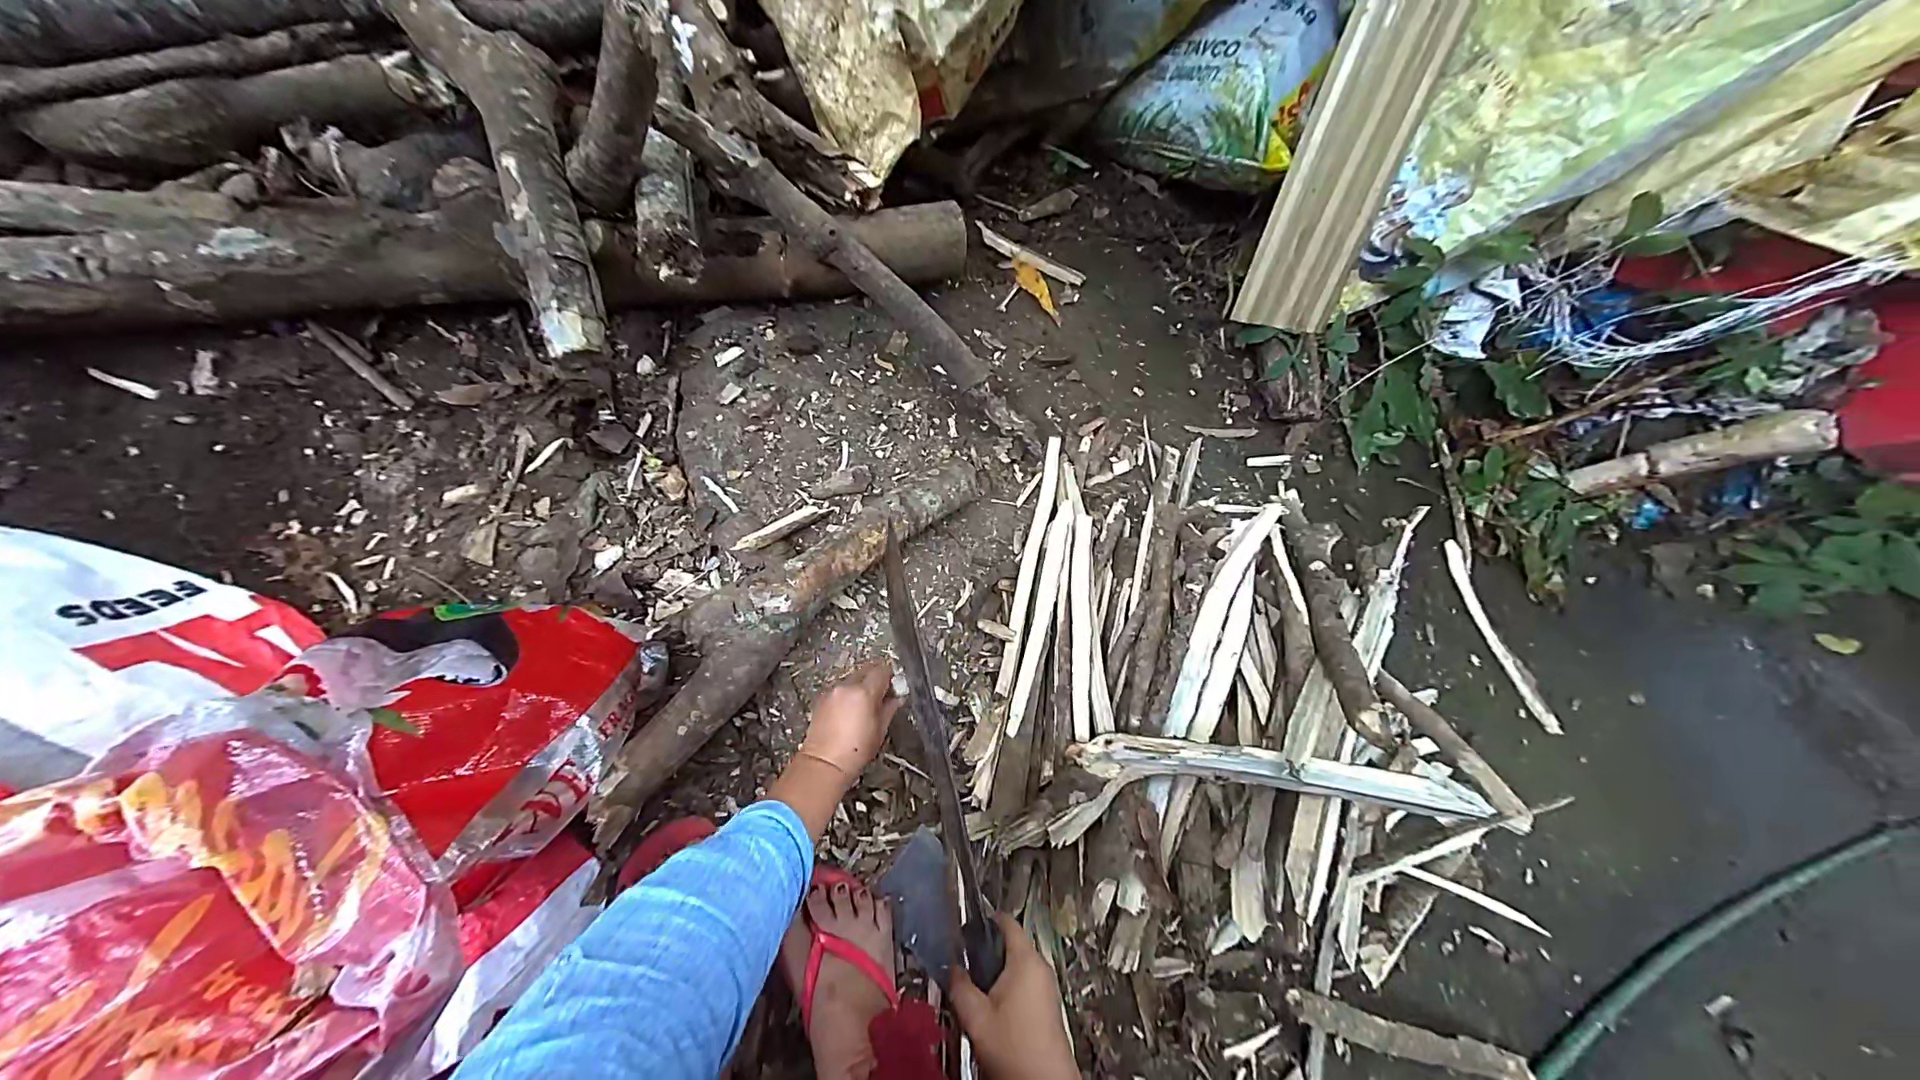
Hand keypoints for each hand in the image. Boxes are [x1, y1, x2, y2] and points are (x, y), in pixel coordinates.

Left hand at [796, 659, 901, 782]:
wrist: (824, 764)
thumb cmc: (854, 752)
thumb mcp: (880, 730)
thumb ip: (889, 708)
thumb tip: (896, 698)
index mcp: (864, 692)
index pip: (882, 670)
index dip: (890, 678)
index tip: (893, 688)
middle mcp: (846, 687)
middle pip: (866, 670)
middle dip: (876, 679)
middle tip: (882, 696)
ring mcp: (832, 691)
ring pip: (852, 678)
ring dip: (860, 686)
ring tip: (864, 708)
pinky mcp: (821, 699)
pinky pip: (840, 689)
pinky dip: (847, 694)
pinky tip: (849, 712)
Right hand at [949, 914, 1077, 1079]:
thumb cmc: (1013, 1047)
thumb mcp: (976, 1016)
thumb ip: (960, 986)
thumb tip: (952, 969)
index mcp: (1026, 960)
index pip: (1008, 922)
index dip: (987, 918)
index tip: (968, 922)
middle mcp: (1040, 967)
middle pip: (1012, 944)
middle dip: (988, 949)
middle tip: (965, 959)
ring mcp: (1047, 987)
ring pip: (1018, 965)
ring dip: (997, 971)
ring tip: (974, 984)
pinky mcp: (1048, 1005)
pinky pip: (1026, 982)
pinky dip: (1008, 985)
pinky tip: (992, 1005)